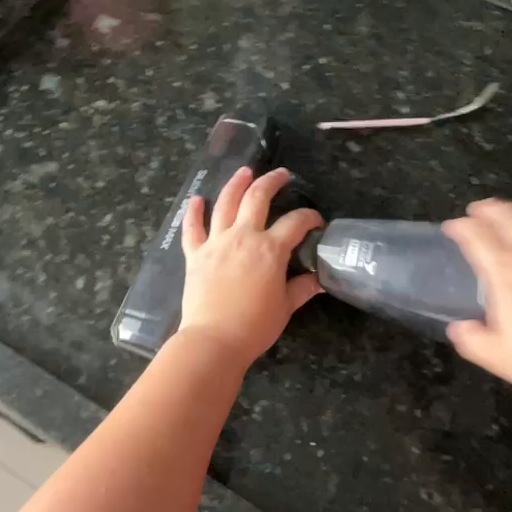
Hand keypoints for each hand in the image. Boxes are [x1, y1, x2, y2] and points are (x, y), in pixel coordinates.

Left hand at [176, 167, 324, 364]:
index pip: (295, 223)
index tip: (316, 221)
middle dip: (271, 181)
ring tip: (244, 172)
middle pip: (257, 197)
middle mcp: (243, 237)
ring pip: (225, 203)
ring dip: (235, 184)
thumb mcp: (285, 308)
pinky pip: (192, 228)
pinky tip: (196, 199)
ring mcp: (216, 243)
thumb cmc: (254, 326)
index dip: (309, 218)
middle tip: (281, 174)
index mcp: (270, 249)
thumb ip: (302, 288)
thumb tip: (320, 279)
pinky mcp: (195, 254)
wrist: (214, 340)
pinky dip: (193, 212)